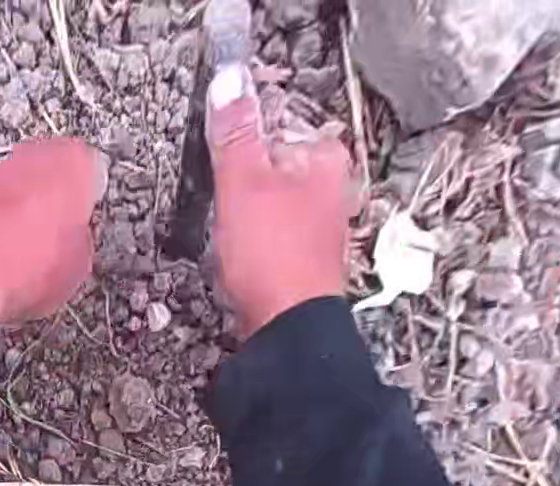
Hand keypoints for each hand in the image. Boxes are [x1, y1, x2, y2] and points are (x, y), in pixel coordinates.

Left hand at [0, 137, 105, 326]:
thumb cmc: (29, 268)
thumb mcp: (79, 264)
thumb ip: (84, 238)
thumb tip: (77, 239)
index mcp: (74, 164)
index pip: (94, 168)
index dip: (92, 199)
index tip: (89, 219)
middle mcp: (36, 156)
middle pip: (57, 171)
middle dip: (60, 197)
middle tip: (64, 233)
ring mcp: (1, 171)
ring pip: (26, 185)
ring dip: (31, 208)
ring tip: (34, 248)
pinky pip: (1, 203)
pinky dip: (5, 221)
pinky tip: (8, 251)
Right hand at [205, 66, 352, 337]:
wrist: (286, 327)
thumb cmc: (273, 259)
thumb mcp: (242, 184)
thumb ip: (234, 134)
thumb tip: (227, 84)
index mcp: (326, 161)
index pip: (271, 136)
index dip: (238, 161)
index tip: (225, 183)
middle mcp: (334, 194)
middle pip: (270, 177)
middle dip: (242, 198)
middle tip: (230, 222)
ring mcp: (322, 232)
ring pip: (269, 214)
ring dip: (245, 230)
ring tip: (238, 251)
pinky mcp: (307, 264)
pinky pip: (272, 246)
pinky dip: (255, 255)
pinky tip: (246, 270)